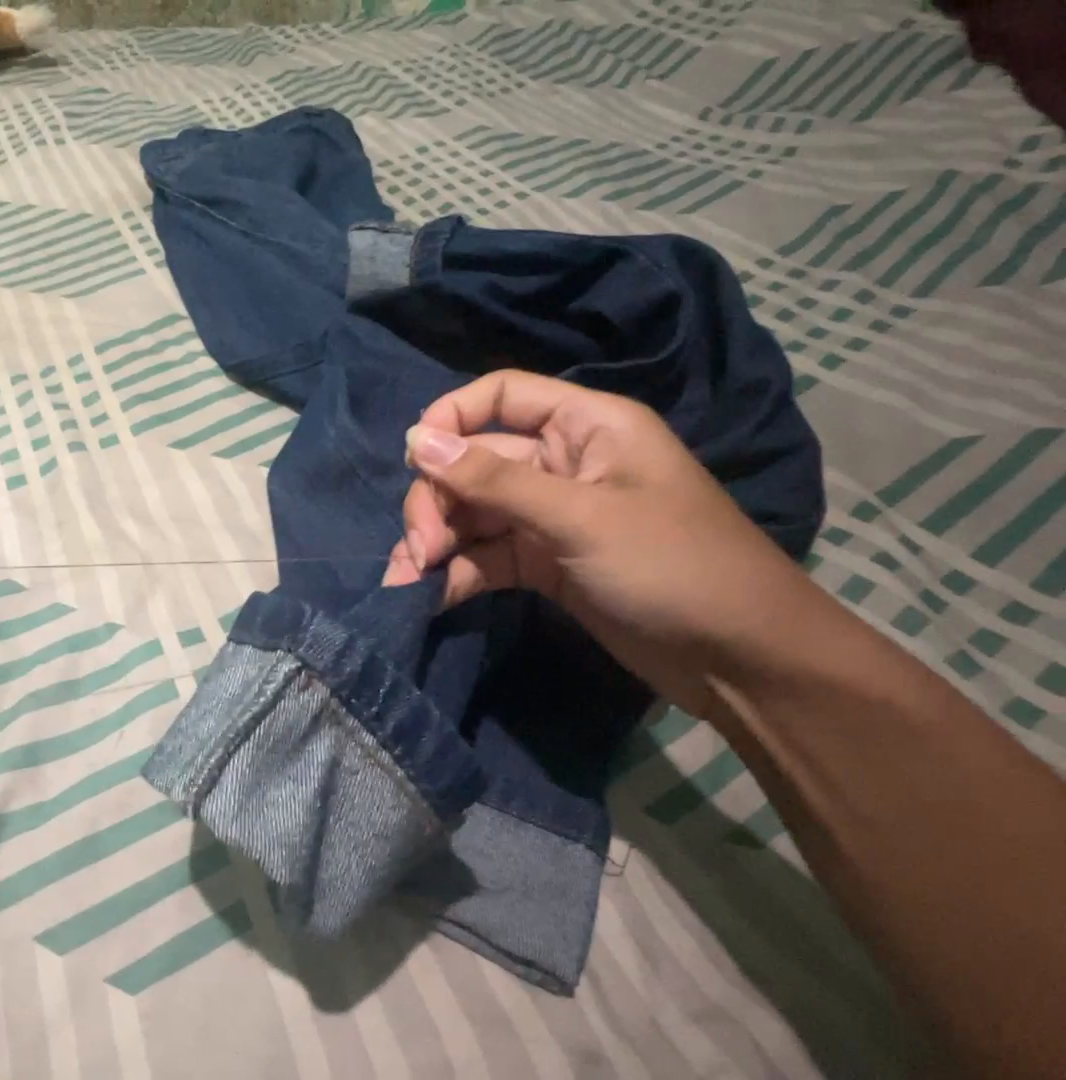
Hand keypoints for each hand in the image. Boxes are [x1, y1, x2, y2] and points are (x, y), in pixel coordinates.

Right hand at [381, 370, 823, 719]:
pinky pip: (483, 557)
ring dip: (434, 543)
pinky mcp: (542, 564)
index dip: (450, 419)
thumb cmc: (674, 567)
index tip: (413, 460)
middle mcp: (561, 464)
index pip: (501, 396)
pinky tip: (428, 597)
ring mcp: (549, 517)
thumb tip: (416, 440)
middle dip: (436, 502)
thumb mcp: (580, 518)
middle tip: (418, 548)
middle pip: (472, 463)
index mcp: (586, 427)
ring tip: (407, 580)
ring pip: (471, 514)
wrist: (740, 661)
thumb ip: (494, 480)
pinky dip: (454, 574)